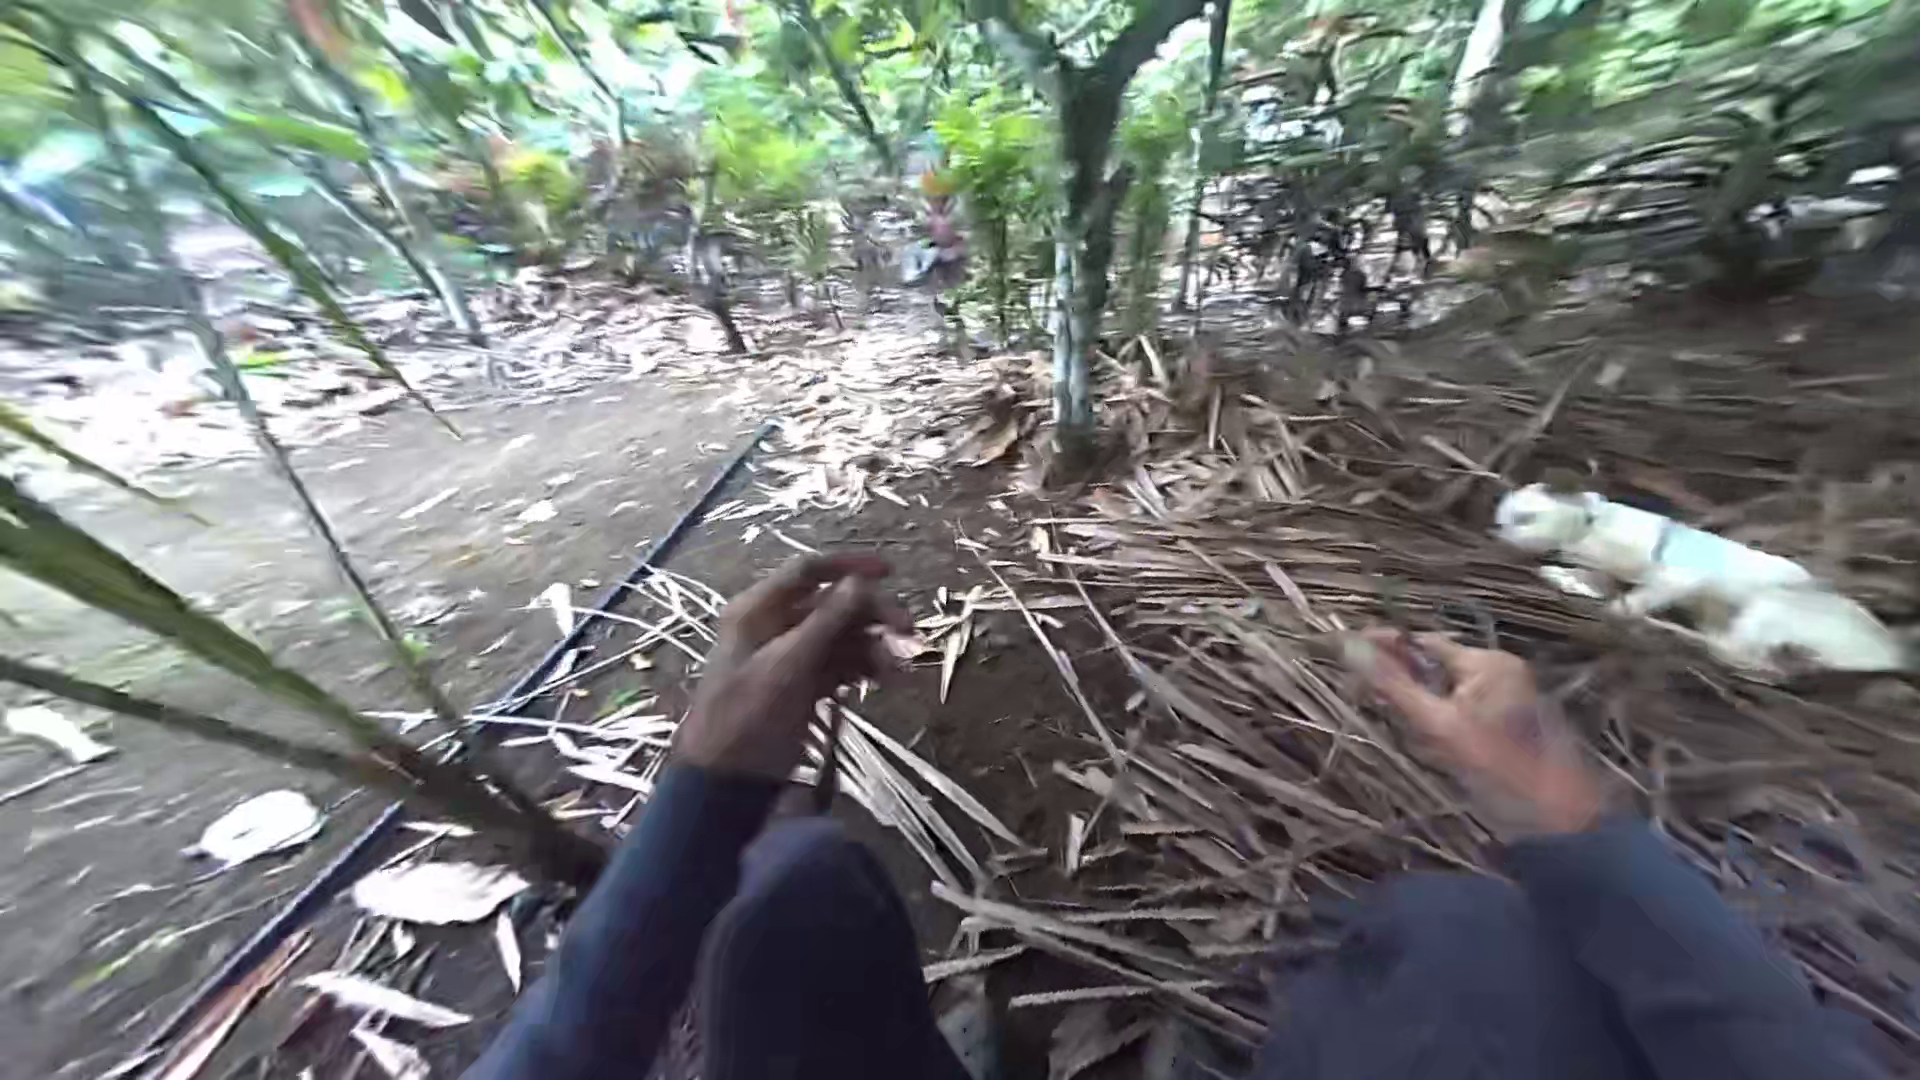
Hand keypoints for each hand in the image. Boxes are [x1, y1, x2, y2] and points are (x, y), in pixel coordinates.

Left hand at [676, 554, 908, 778]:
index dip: (849, 566)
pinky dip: (863, 666)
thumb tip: (861, 582)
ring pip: (843, 634)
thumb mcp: (789, 665)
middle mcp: (777, 624)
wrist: (729, 782)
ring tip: (895, 669)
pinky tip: (883, 679)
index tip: (889, 572)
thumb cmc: (749, 717)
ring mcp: (793, 654)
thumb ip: (827, 620)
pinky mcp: (806, 680)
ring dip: (872, 645)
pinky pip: (841, 661)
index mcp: (760, 610)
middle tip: (908, 630)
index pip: (809, 570)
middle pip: (833, 604)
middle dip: (871, 615)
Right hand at [1349, 630, 1604, 836]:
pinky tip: (1419, 728)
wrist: (1563, 821)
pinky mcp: (1508, 716)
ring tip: (1385, 710)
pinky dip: (1434, 708)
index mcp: (1487, 663)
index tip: (1344, 650)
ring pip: (1442, 682)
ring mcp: (1508, 692)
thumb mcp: (1436, 724)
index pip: (1420, 641)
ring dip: (1412, 694)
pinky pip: (1458, 699)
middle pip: (1430, 661)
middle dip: (1396, 674)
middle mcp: (1499, 669)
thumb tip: (1348, 646)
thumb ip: (1390, 683)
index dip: (1381, 644)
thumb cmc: (1499, 767)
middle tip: (1360, 689)